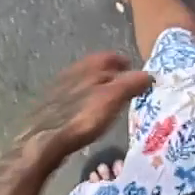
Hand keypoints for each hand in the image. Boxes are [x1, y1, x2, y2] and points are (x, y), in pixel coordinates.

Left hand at [18, 52, 153, 157]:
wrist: (44, 138)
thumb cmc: (82, 116)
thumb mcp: (112, 99)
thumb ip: (130, 84)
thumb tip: (149, 74)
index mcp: (88, 67)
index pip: (108, 56)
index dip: (122, 61)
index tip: (133, 69)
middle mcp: (72, 72)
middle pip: (94, 68)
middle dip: (109, 73)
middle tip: (123, 83)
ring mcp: (59, 89)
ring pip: (82, 82)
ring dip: (96, 87)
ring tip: (108, 98)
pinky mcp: (51, 106)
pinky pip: (73, 97)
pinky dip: (84, 100)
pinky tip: (87, 112)